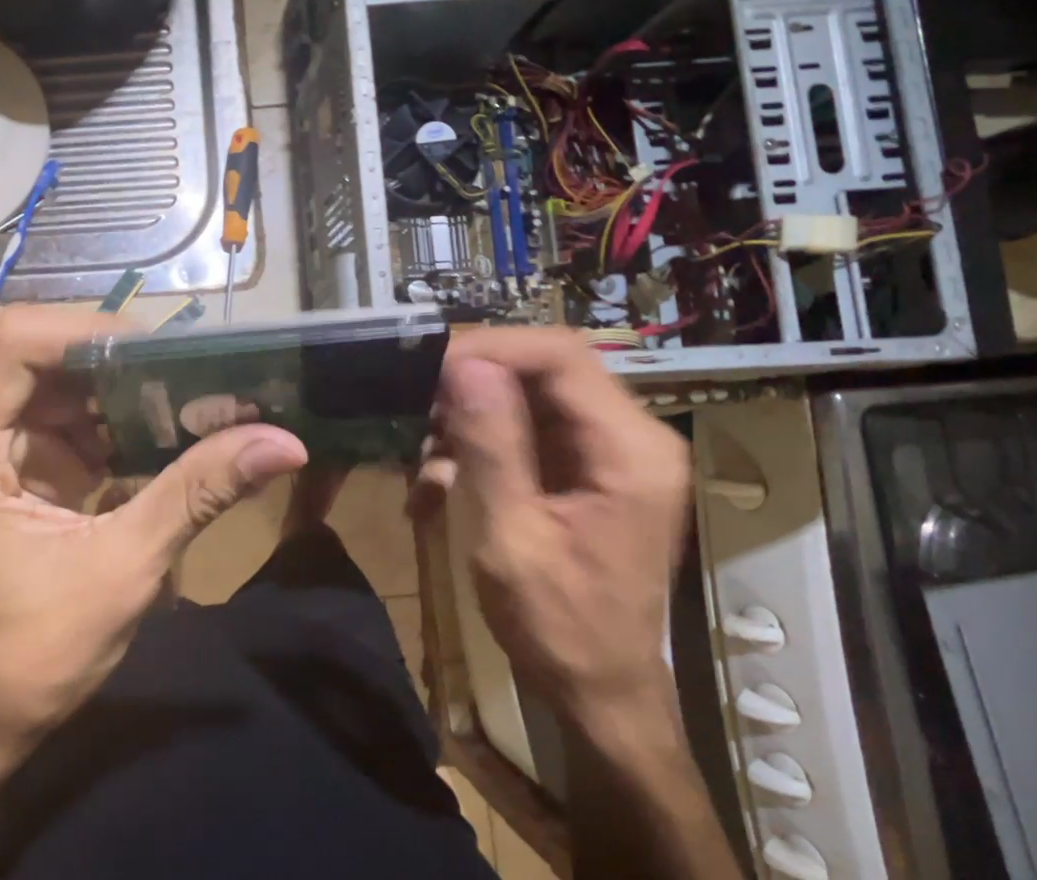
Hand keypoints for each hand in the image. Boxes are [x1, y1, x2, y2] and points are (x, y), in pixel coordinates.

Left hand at [0, 307, 308, 777]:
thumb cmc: (40, 652)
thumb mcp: (125, 567)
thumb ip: (196, 492)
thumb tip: (283, 440)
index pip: (12, 347)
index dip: (85, 331)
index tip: (161, 352)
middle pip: (34, 357)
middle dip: (112, 358)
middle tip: (188, 371)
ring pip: (53, 383)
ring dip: (117, 388)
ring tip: (188, 394)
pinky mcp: (12, 469)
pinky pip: (63, 419)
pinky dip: (111, 420)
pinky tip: (162, 431)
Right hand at [435, 328, 690, 725]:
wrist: (597, 689)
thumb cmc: (558, 623)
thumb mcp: (512, 536)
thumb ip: (491, 446)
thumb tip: (463, 366)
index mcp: (628, 448)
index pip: (560, 356)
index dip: (489, 348)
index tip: (424, 366)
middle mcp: (628, 437)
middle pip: (544, 370)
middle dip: (469, 380)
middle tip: (408, 401)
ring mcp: (607, 454)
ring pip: (527, 398)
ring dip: (466, 415)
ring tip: (415, 449)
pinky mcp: (584, 472)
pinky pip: (525, 432)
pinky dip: (476, 445)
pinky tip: (434, 480)